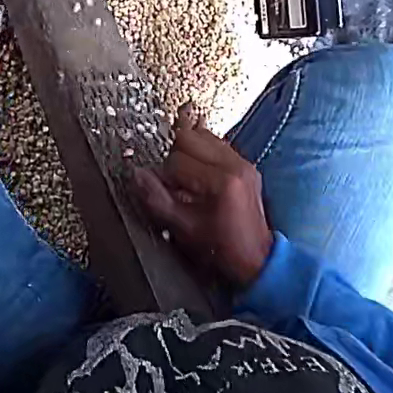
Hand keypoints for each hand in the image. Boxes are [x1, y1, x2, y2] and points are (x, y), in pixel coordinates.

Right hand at [132, 104, 273, 288]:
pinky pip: (217, 143)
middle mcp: (235, 166)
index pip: (176, 160)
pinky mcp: (246, 164)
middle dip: (174, 158)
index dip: (164, 176)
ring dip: (188, 151)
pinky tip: (200, 173)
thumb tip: (137, 175)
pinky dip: (203, 153)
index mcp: (221, 182)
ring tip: (188, 176)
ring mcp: (243, 163)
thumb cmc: (223, 247)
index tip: (165, 191)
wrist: (255, 258)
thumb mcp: (184, 227)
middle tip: (175, 180)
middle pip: (188, 137)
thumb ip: (157, 199)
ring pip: (202, 135)